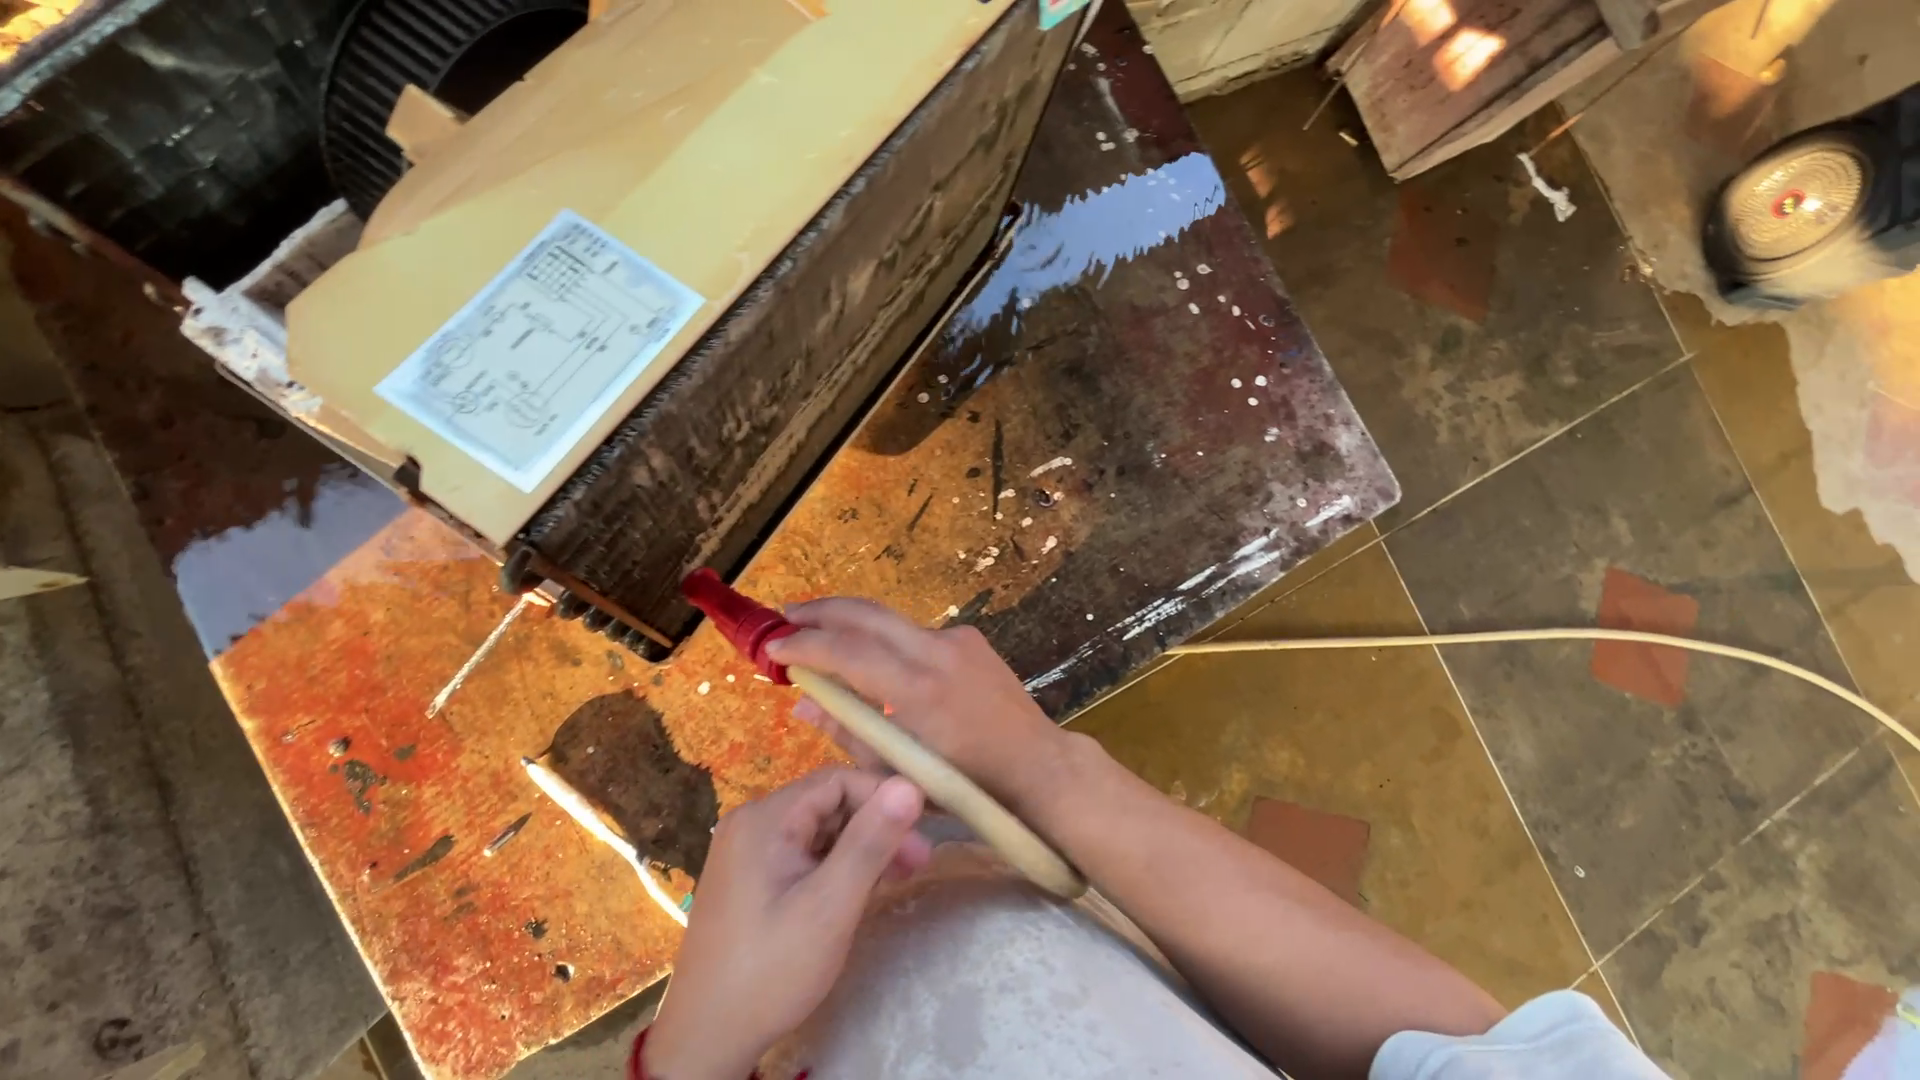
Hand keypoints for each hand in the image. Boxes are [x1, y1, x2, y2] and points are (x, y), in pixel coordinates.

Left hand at [643, 768, 930, 1079]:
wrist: (706, 1038)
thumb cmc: (772, 969)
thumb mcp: (830, 905)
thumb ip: (870, 841)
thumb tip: (910, 784)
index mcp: (765, 819)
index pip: (837, 780)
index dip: (883, 797)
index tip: (921, 830)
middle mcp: (753, 823)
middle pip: (829, 804)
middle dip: (876, 826)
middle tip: (919, 863)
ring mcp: (749, 852)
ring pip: (820, 830)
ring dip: (861, 848)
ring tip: (900, 877)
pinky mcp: (752, 879)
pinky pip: (804, 854)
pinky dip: (837, 866)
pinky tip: (864, 889)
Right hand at [766, 599, 1078, 819]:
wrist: (1038, 765)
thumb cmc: (968, 784)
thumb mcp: (900, 771)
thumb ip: (849, 732)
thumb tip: (802, 702)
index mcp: (920, 691)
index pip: (848, 652)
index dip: (805, 645)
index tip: (772, 645)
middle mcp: (938, 651)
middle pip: (866, 614)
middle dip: (820, 611)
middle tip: (783, 616)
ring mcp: (958, 639)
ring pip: (889, 620)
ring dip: (849, 620)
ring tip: (814, 628)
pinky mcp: (970, 637)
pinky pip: (914, 634)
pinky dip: (884, 639)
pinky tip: (869, 655)